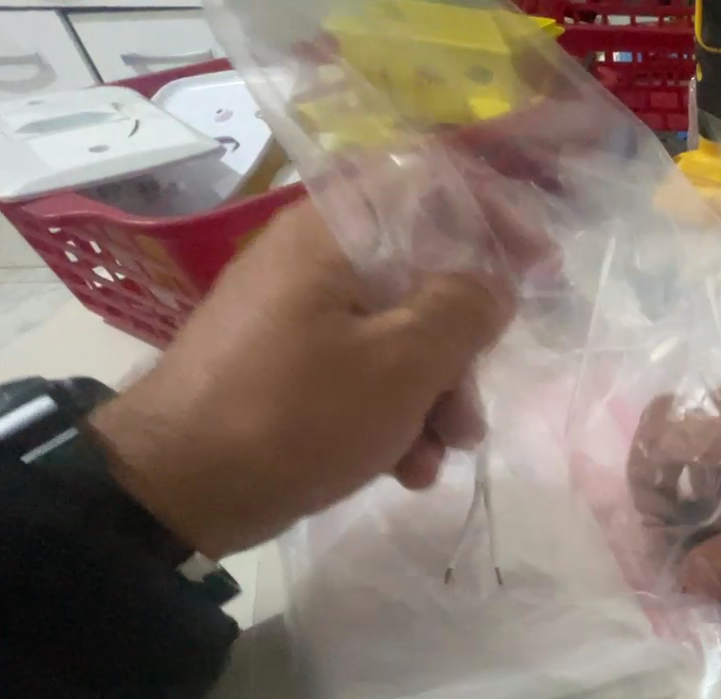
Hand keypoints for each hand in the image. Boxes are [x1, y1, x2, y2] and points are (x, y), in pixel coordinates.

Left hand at [88, 196, 524, 557]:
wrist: (181, 491)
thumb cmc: (297, 416)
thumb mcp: (401, 365)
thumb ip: (464, 311)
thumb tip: (497, 285)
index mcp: (336, 236)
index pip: (429, 185)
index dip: (494, 217)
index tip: (540, 268)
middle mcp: (322, 265)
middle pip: (427, 279)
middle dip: (466, 350)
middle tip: (475, 406)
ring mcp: (309, 319)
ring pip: (408, 338)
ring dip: (441, 400)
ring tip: (442, 453)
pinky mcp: (302, 369)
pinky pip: (374, 376)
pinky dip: (402, 419)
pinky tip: (407, 468)